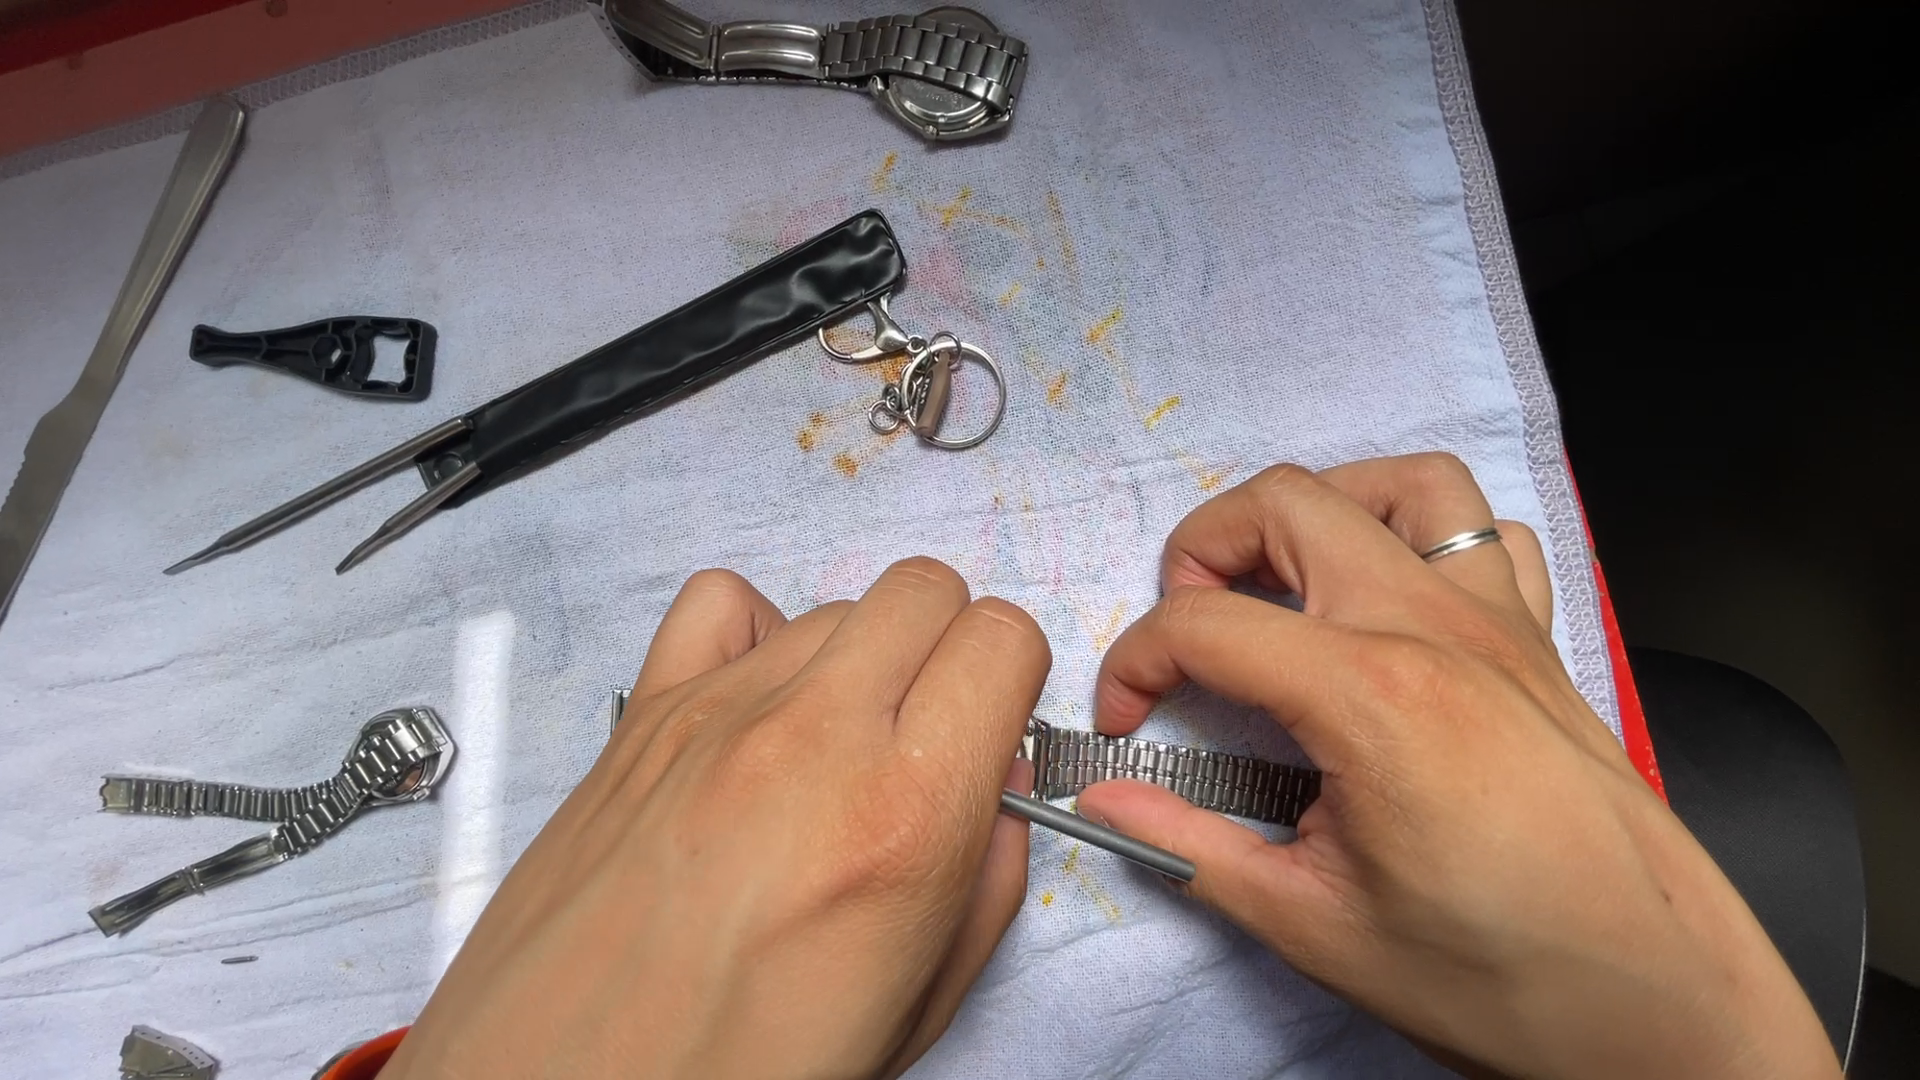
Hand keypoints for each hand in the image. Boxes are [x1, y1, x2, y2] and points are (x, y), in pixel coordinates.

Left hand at [380, 559, 1049, 1078]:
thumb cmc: (746, 1070)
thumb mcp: (926, 1000)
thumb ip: (993, 869)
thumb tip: (996, 770)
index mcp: (904, 814)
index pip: (1001, 637)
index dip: (1013, 670)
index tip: (993, 711)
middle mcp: (814, 737)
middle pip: (925, 588)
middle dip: (948, 641)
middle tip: (926, 713)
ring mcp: (721, 710)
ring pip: (838, 602)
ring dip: (862, 655)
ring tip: (835, 734)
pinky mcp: (647, 707)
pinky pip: (721, 599)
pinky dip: (760, 630)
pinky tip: (761, 698)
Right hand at [1075, 455, 1837, 1079]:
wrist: (1671, 1025)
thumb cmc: (1492, 978)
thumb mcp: (1309, 924)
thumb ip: (1185, 845)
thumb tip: (1097, 799)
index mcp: (1368, 694)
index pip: (1204, 625)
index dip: (1134, 663)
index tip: (1123, 718)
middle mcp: (1431, 625)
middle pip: (1284, 502)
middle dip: (1201, 548)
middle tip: (1187, 627)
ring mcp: (1496, 620)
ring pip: (1394, 483)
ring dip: (1313, 511)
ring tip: (1279, 579)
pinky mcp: (1536, 639)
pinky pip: (1479, 530)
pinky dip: (1410, 530)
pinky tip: (1381, 592)